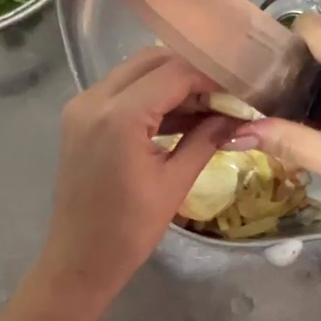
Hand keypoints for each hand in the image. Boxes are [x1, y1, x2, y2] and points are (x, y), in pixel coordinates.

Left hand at [38, 49, 240, 297]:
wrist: (79, 259)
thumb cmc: (129, 230)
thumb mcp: (174, 183)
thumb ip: (206, 140)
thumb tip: (238, 118)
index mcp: (119, 116)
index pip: (175, 73)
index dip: (211, 76)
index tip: (242, 86)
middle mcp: (94, 100)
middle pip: (151, 60)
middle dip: (191, 71)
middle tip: (226, 92)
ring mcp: (81, 107)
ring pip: (134, 72)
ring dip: (170, 82)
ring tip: (209, 105)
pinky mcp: (78, 119)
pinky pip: (119, 92)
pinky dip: (149, 97)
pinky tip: (180, 116)